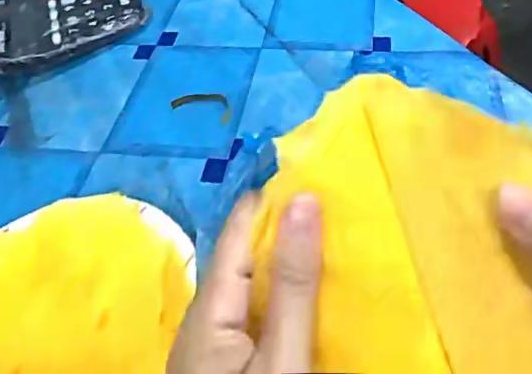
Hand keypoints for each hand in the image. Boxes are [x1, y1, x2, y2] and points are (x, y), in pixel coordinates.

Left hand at [169, 192, 322, 373]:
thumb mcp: (283, 359)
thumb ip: (293, 283)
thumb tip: (304, 196)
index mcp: (206, 305)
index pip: (240, 227)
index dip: (277, 198)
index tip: (316, 177)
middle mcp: (200, 317)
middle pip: (243, 256)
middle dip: (285, 232)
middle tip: (331, 211)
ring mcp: (206, 345)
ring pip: (248, 285)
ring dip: (283, 265)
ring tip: (325, 245)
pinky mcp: (219, 366)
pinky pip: (250, 315)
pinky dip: (277, 298)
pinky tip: (302, 299)